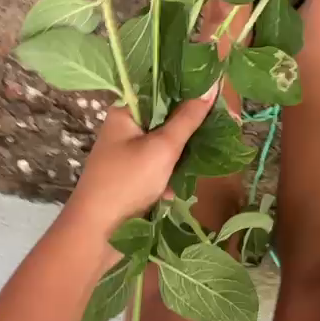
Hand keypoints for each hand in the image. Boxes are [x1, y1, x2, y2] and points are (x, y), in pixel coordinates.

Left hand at [66, 89, 218, 223]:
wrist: (96, 235)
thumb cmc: (126, 183)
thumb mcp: (163, 147)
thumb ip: (188, 118)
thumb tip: (211, 85)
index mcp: (126, 112)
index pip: (163, 89)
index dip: (191, 91)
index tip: (219, 97)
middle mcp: (126, 128)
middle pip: (167, 118)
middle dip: (192, 128)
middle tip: (223, 130)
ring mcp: (128, 154)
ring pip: (167, 144)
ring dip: (184, 156)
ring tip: (206, 161)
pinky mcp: (133, 177)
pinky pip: (161, 166)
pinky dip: (171, 176)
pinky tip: (177, 191)